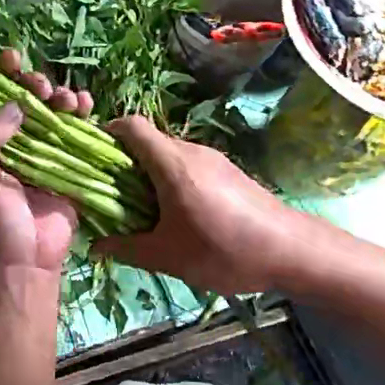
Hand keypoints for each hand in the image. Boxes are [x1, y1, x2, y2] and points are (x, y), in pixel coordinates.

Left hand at [0, 52, 89, 273]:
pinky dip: (84, 118)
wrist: (25, 265)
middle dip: (36, 85)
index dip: (1, 76)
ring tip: (70, 100)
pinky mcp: (71, 168)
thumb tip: (15, 103)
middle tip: (43, 87)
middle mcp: (15, 145)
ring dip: (62, 98)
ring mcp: (44, 156)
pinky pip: (79, 135)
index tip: (12, 57)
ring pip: (55, 114)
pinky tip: (87, 107)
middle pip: (27, 102)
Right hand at [93, 117, 325, 294]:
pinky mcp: (228, 172)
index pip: (132, 126)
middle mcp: (192, 152)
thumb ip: (127, 249)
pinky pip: (188, 166)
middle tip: (110, 195)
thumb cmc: (224, 250)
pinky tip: (174, 214)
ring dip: (148, 175)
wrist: (292, 251)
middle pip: (148, 142)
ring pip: (168, 155)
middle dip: (123, 163)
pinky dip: (171, 181)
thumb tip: (95, 246)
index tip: (92, 159)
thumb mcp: (167, 257)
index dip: (107, 134)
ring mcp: (213, 160)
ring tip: (140, 210)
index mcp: (172, 164)